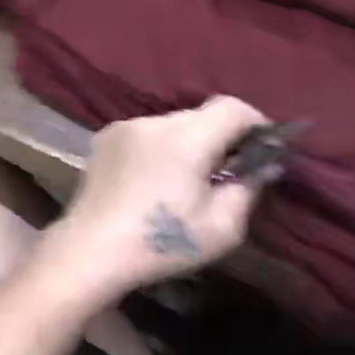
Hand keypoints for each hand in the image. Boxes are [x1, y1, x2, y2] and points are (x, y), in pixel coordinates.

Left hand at [34, 96, 272, 302]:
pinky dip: (158, 149)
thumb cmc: (162, 241)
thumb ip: (248, 187)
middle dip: (220, 139)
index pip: (231, 108)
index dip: (256, 124)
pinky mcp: (102, 139)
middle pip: (199, 117)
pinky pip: (144, 135)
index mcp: (184, 138)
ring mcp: (122, 127)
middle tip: (226, 174)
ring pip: (170, 125)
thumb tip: (263, 163)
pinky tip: (153, 181)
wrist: (91, 247)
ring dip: (186, 144)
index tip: (263, 151)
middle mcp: (151, 122)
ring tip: (185, 182)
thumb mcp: (222, 225)